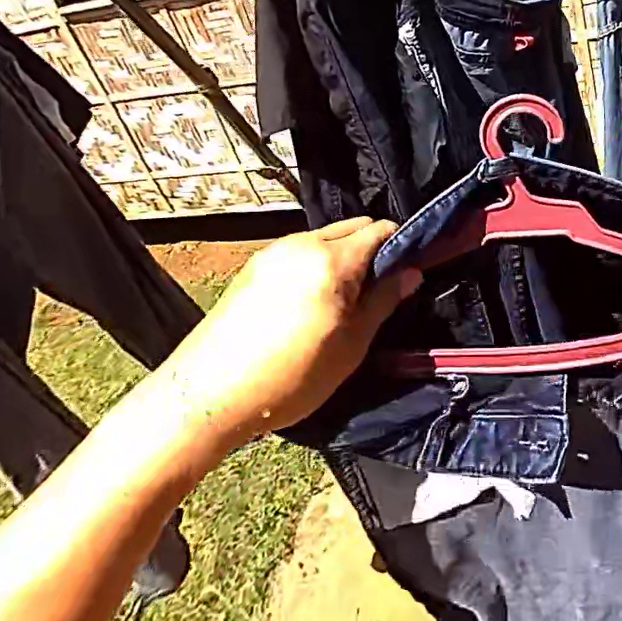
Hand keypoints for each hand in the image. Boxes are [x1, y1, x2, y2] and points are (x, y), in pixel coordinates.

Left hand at [153, 217, 420, 446]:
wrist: (210, 392)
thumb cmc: (291, 375)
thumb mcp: (351, 345)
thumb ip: (383, 301)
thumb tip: (411, 273)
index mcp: (332, 260)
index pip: (380, 229)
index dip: (399, 247)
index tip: (403, 274)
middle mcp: (303, 243)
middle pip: (352, 228)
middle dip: (370, 249)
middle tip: (372, 292)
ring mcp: (275, 250)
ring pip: (324, 239)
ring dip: (341, 257)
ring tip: (337, 302)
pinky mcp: (254, 264)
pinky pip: (298, 251)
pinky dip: (314, 264)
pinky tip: (306, 302)